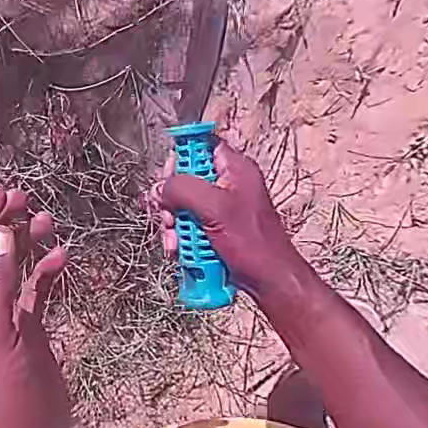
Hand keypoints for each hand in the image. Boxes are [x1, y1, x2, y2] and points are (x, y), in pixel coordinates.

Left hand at [0, 188, 70, 427]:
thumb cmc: (0, 398)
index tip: (1, 196)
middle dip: (0, 226)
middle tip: (25, 200)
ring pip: (9, 270)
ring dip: (25, 244)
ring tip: (47, 220)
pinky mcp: (25, 334)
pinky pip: (33, 294)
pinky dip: (44, 274)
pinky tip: (61, 258)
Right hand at [153, 142, 308, 301]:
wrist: (268, 282)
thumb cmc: (252, 243)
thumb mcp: (216, 208)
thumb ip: (183, 189)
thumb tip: (159, 188)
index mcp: (234, 168)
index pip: (199, 145)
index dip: (180, 158)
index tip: (169, 178)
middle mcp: (225, 183)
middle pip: (182, 178)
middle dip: (170, 200)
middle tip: (170, 217)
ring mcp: (218, 207)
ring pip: (180, 205)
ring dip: (172, 224)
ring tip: (175, 242)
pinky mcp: (212, 228)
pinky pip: (185, 225)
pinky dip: (179, 238)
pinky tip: (179, 250)